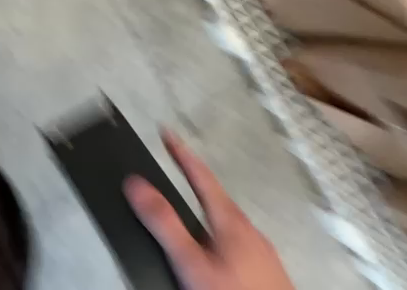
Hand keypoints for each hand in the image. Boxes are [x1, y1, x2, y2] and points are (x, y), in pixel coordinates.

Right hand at [126, 132, 295, 289]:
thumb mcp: (191, 263)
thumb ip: (163, 223)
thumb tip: (135, 182)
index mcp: (230, 221)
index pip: (201, 176)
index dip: (181, 153)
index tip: (165, 132)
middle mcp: (250, 231)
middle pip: (218, 198)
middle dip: (196, 182)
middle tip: (175, 168)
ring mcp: (264, 254)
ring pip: (232, 222)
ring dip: (210, 210)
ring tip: (192, 213)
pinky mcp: (272, 275)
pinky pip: (241, 243)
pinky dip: (223, 235)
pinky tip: (219, 255)